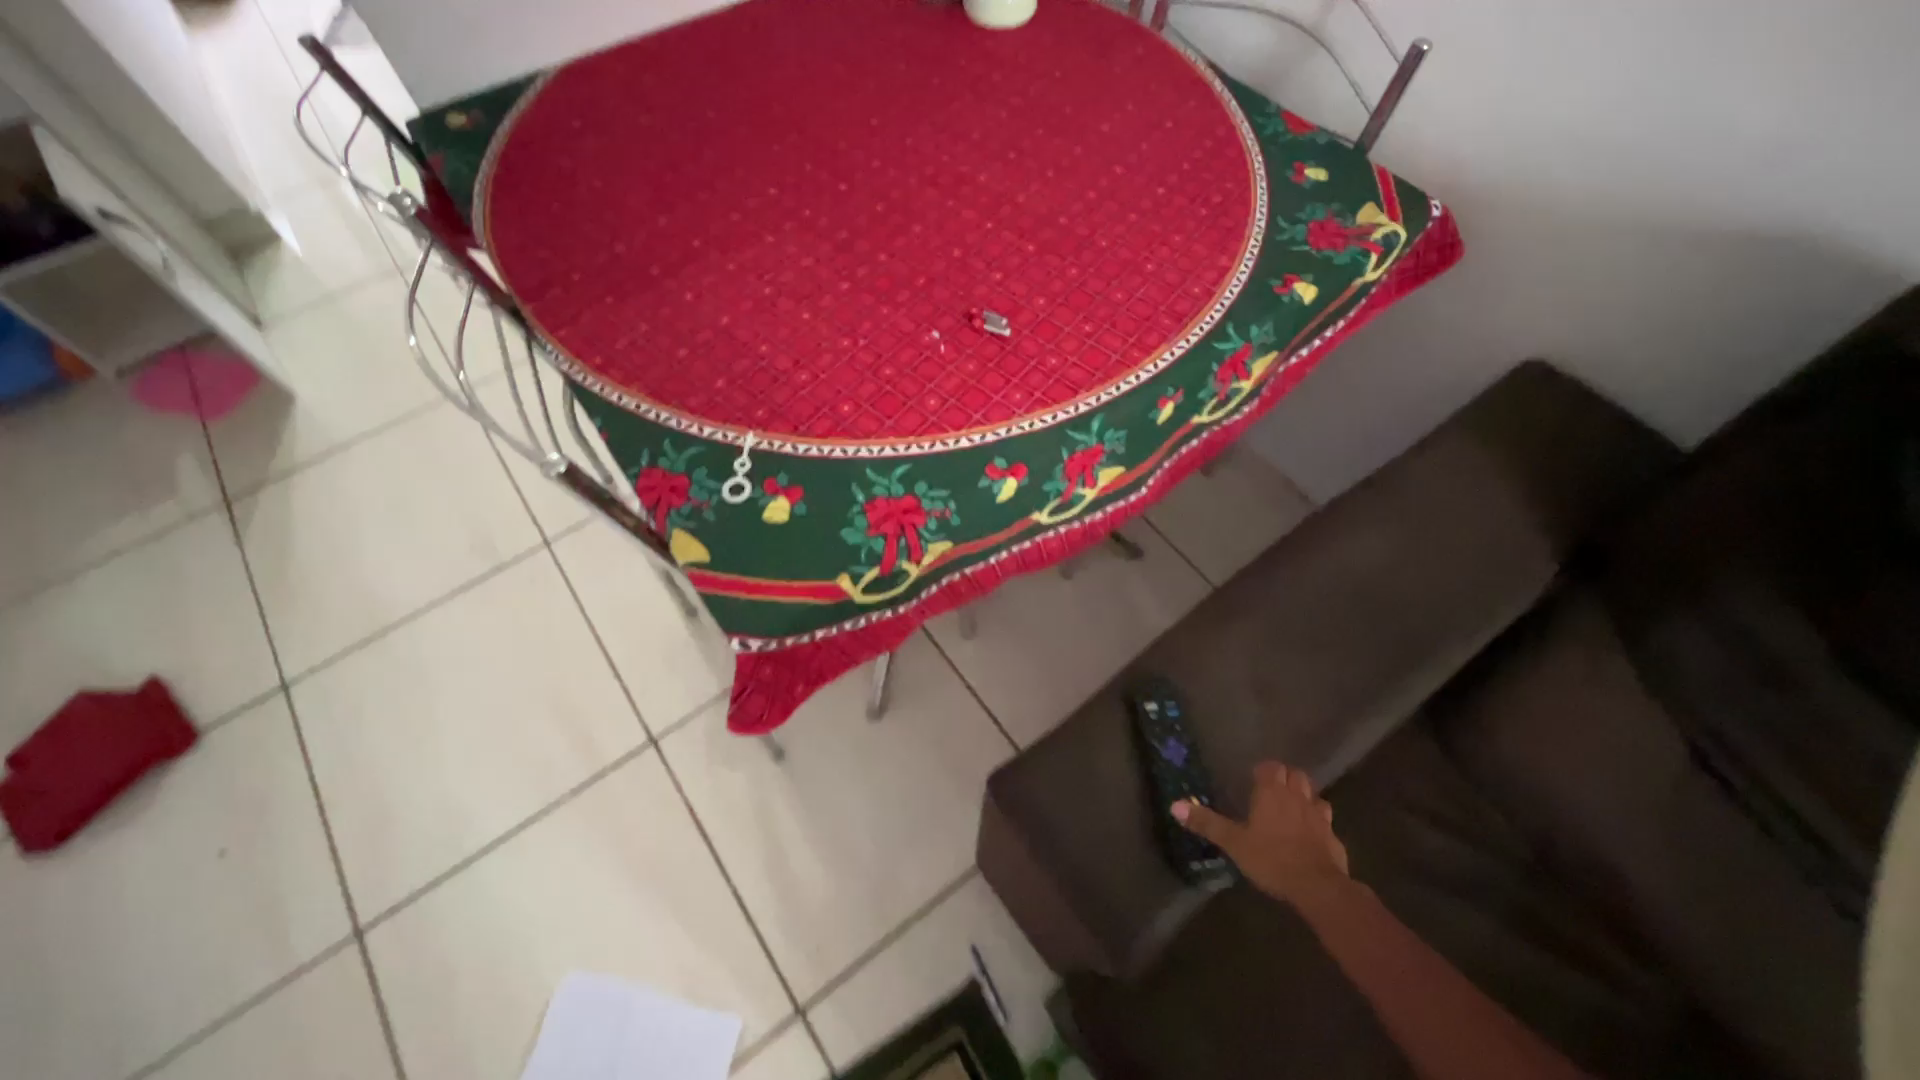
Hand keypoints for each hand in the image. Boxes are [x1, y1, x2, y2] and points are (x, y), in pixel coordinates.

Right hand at [1173, 761, 1350, 906]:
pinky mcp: (1333, 836)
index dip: (1264, 770)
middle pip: (1296, 774)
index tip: (1255, 778)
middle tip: (1273, 790)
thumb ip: (1206, 823)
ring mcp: (1319, 816)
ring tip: (1293, 807)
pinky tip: (1311, 834)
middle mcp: (1297, 797)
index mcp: (1272, 793)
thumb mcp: (1233, 842)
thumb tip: (1174, 805)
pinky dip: (1318, 821)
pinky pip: (1326, 820)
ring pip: (1314, 794)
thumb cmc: (1270, 858)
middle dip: (1286, 777)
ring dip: (1305, 796)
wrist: (1317, 886)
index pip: (1271, 767)